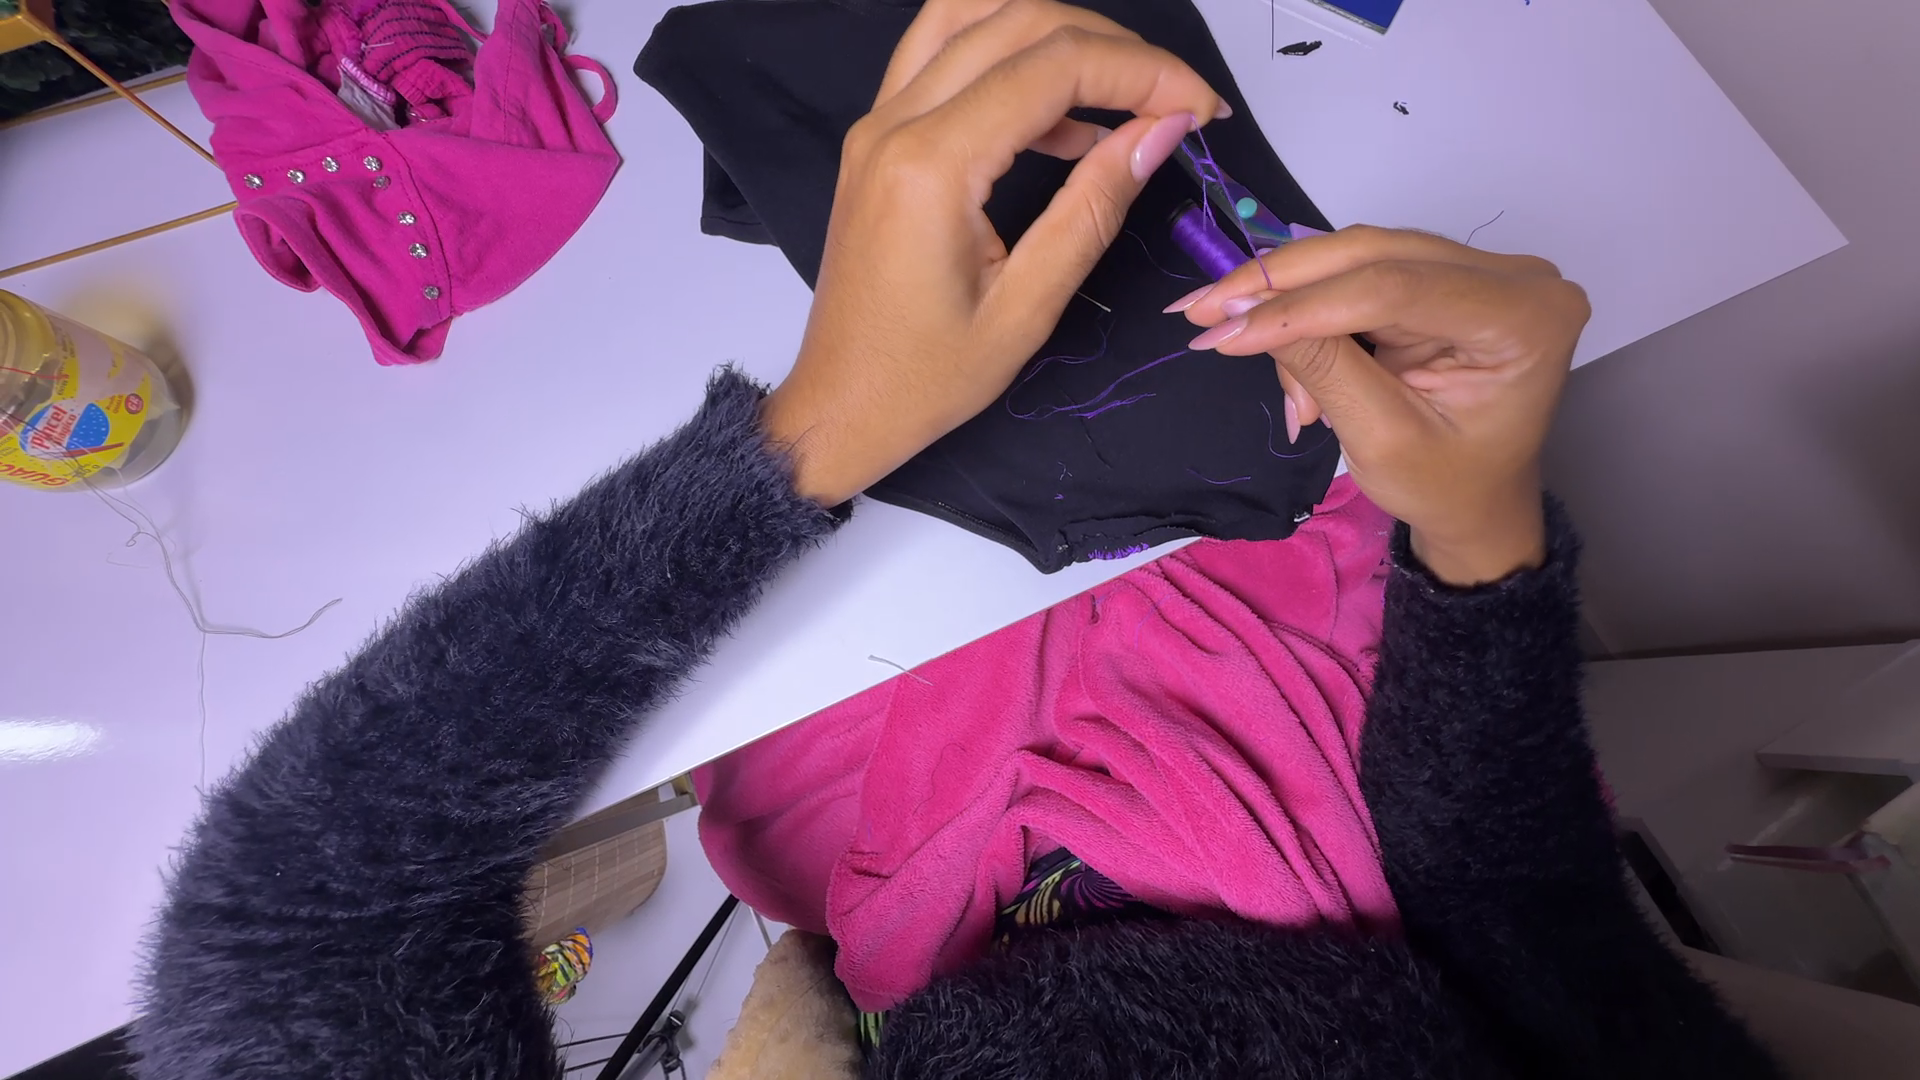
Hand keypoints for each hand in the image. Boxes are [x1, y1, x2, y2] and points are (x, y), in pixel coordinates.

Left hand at [761, 0, 1228, 505]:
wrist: (842, 407)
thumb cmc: (924, 381)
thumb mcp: (1024, 309)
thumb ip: (1092, 210)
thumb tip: (1160, 132)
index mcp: (930, 167)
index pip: (1053, 66)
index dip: (1143, 74)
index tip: (1198, 109)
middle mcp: (892, 125)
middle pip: (1015, 20)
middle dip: (1109, 46)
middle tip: (1170, 101)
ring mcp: (874, 128)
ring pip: (971, 19)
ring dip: (1052, 37)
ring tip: (1117, 96)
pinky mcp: (874, 146)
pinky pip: (942, 65)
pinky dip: (1007, 67)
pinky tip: (1059, 124)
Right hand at [1176, 227, 1589, 583]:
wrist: (1474, 500)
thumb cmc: (1441, 485)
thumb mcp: (1379, 437)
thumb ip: (1321, 367)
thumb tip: (1240, 319)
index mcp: (1521, 318)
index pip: (1391, 288)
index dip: (1297, 307)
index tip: (1220, 332)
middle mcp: (1508, 276)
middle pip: (1370, 252)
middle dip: (1275, 283)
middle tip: (1199, 311)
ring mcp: (1474, 273)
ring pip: (1353, 258)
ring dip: (1284, 302)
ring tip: (1236, 348)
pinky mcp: (1438, 281)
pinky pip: (1354, 278)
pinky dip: (1304, 315)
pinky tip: (1280, 353)